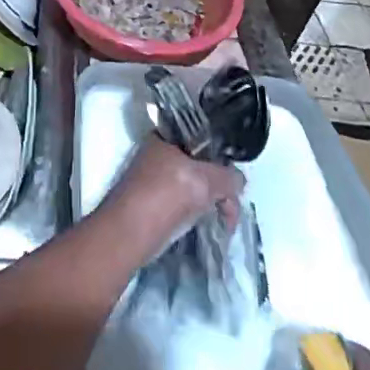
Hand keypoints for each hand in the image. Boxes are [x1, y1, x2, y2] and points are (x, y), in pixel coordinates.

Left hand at [97, 136, 244, 258]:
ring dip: (213, 201)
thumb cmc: (166, 195)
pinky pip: (187, 200)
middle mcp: (158, 154)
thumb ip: (228, 176)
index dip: (221, 157)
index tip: (235, 180)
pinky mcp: (157, 202)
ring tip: (226, 222)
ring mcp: (156, 178)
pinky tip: (212, 223)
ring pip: (195, 185)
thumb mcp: (205, 180)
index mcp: (164, 138)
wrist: (132, 231)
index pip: (201, 139)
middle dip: (221, 186)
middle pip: (200, 165)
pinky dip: (201, 210)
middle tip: (232, 210)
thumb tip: (238, 180)